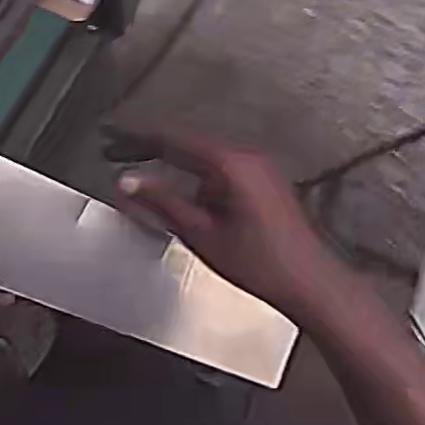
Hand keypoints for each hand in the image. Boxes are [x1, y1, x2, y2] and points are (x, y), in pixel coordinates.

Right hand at [114, 131, 338, 317]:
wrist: (310, 284)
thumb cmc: (261, 263)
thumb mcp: (199, 232)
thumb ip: (160, 202)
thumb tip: (127, 182)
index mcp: (232, 163)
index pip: (174, 140)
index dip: (139, 140)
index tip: (115, 142)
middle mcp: (248, 158)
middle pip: (190, 148)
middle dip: (157, 158)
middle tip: (129, 169)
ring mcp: (260, 169)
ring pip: (205, 164)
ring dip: (183, 178)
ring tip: (166, 204)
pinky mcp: (265, 183)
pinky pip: (222, 175)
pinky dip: (203, 188)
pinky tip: (199, 215)